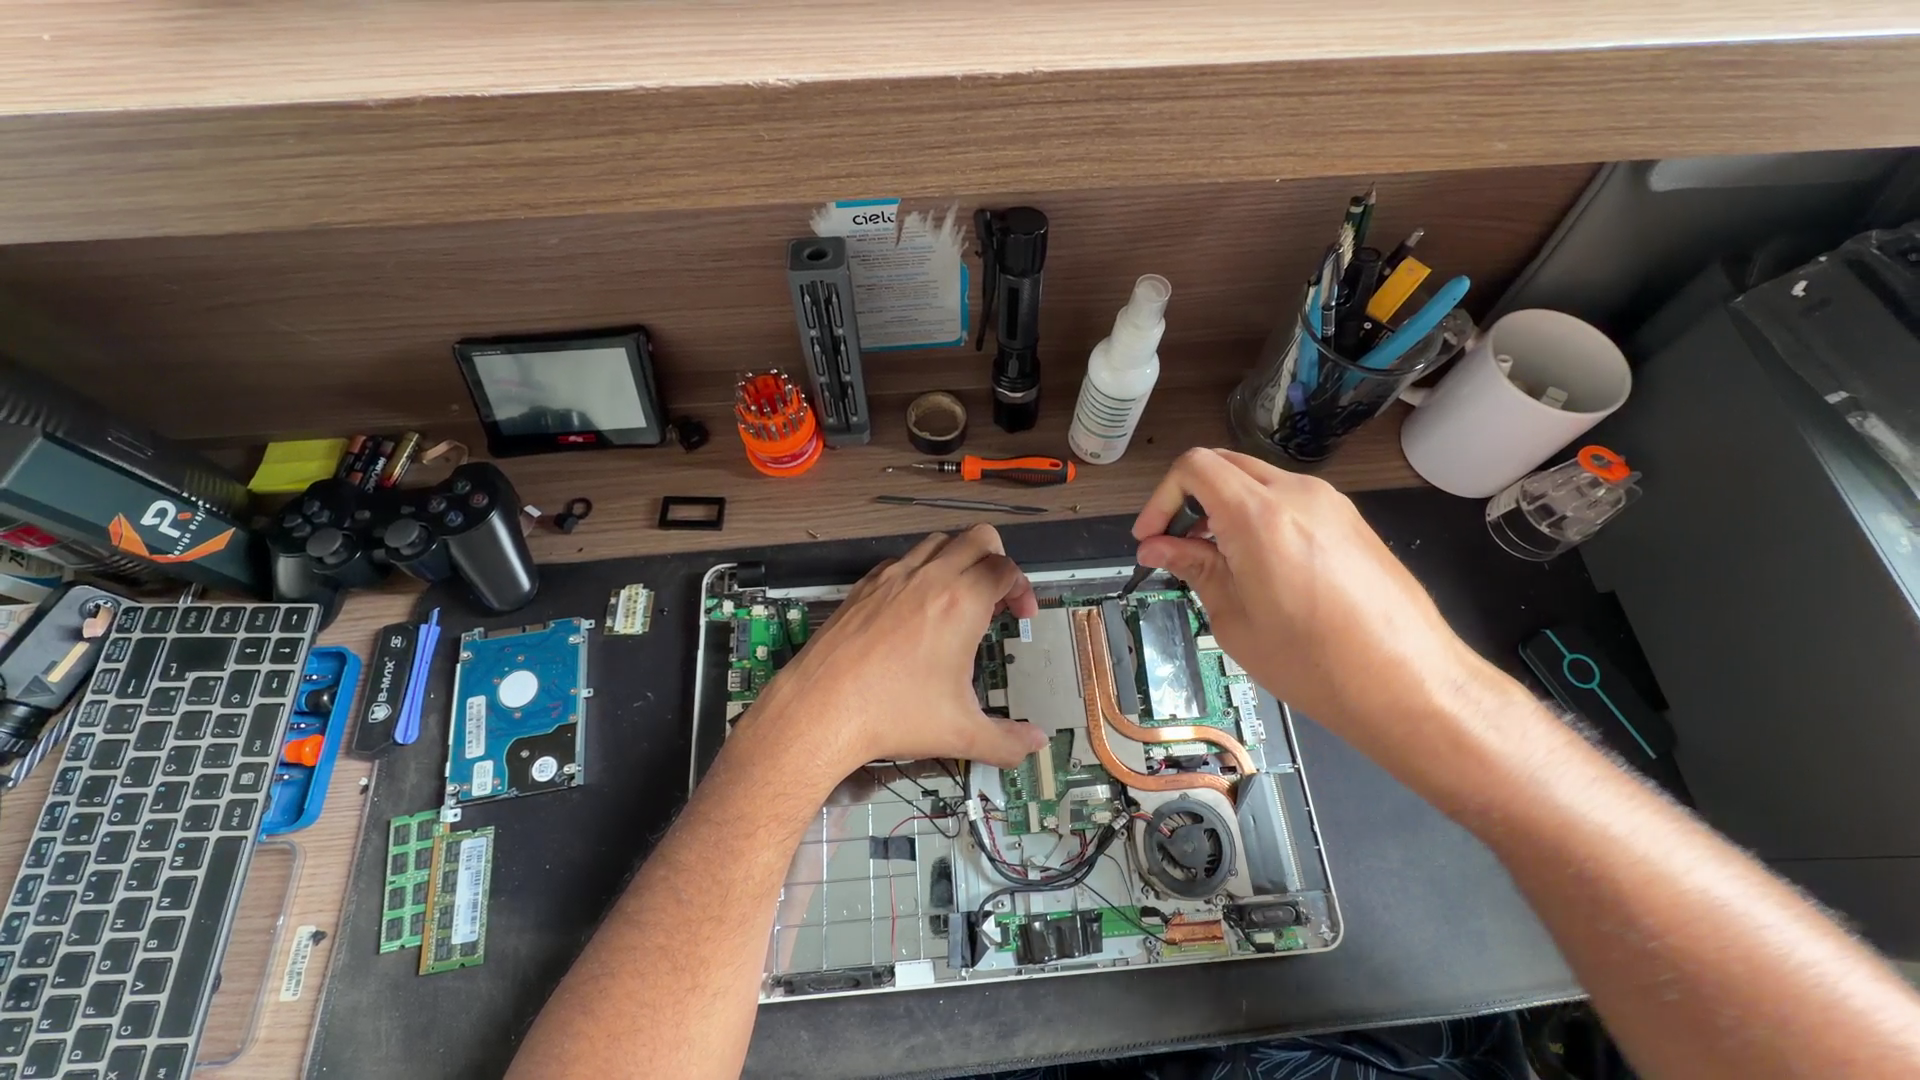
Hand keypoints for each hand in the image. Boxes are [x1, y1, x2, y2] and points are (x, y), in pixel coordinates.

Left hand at [741, 524, 1050, 775]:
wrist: (821, 709)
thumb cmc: (893, 715)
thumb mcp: (961, 734)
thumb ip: (1007, 741)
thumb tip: (1035, 744)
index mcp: (961, 602)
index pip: (1006, 568)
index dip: (1023, 588)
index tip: (1020, 616)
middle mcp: (929, 578)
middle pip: (978, 537)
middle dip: (996, 560)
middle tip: (994, 598)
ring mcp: (892, 577)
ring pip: (938, 542)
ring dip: (957, 560)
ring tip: (957, 600)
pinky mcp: (864, 586)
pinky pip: (901, 560)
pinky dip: (919, 571)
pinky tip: (915, 609)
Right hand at [1132, 448, 1496, 762]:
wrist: (1408, 683)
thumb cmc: (1313, 663)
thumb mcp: (1235, 619)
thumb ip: (1195, 569)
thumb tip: (1157, 548)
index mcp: (1258, 515)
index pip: (1194, 467)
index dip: (1161, 498)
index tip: (1151, 539)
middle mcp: (1296, 494)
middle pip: (1224, 464)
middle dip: (1189, 498)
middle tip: (1174, 546)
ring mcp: (1330, 503)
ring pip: (1257, 480)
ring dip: (1224, 506)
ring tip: (1215, 561)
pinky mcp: (1349, 520)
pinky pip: (1289, 500)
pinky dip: (1258, 515)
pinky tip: (1257, 565)